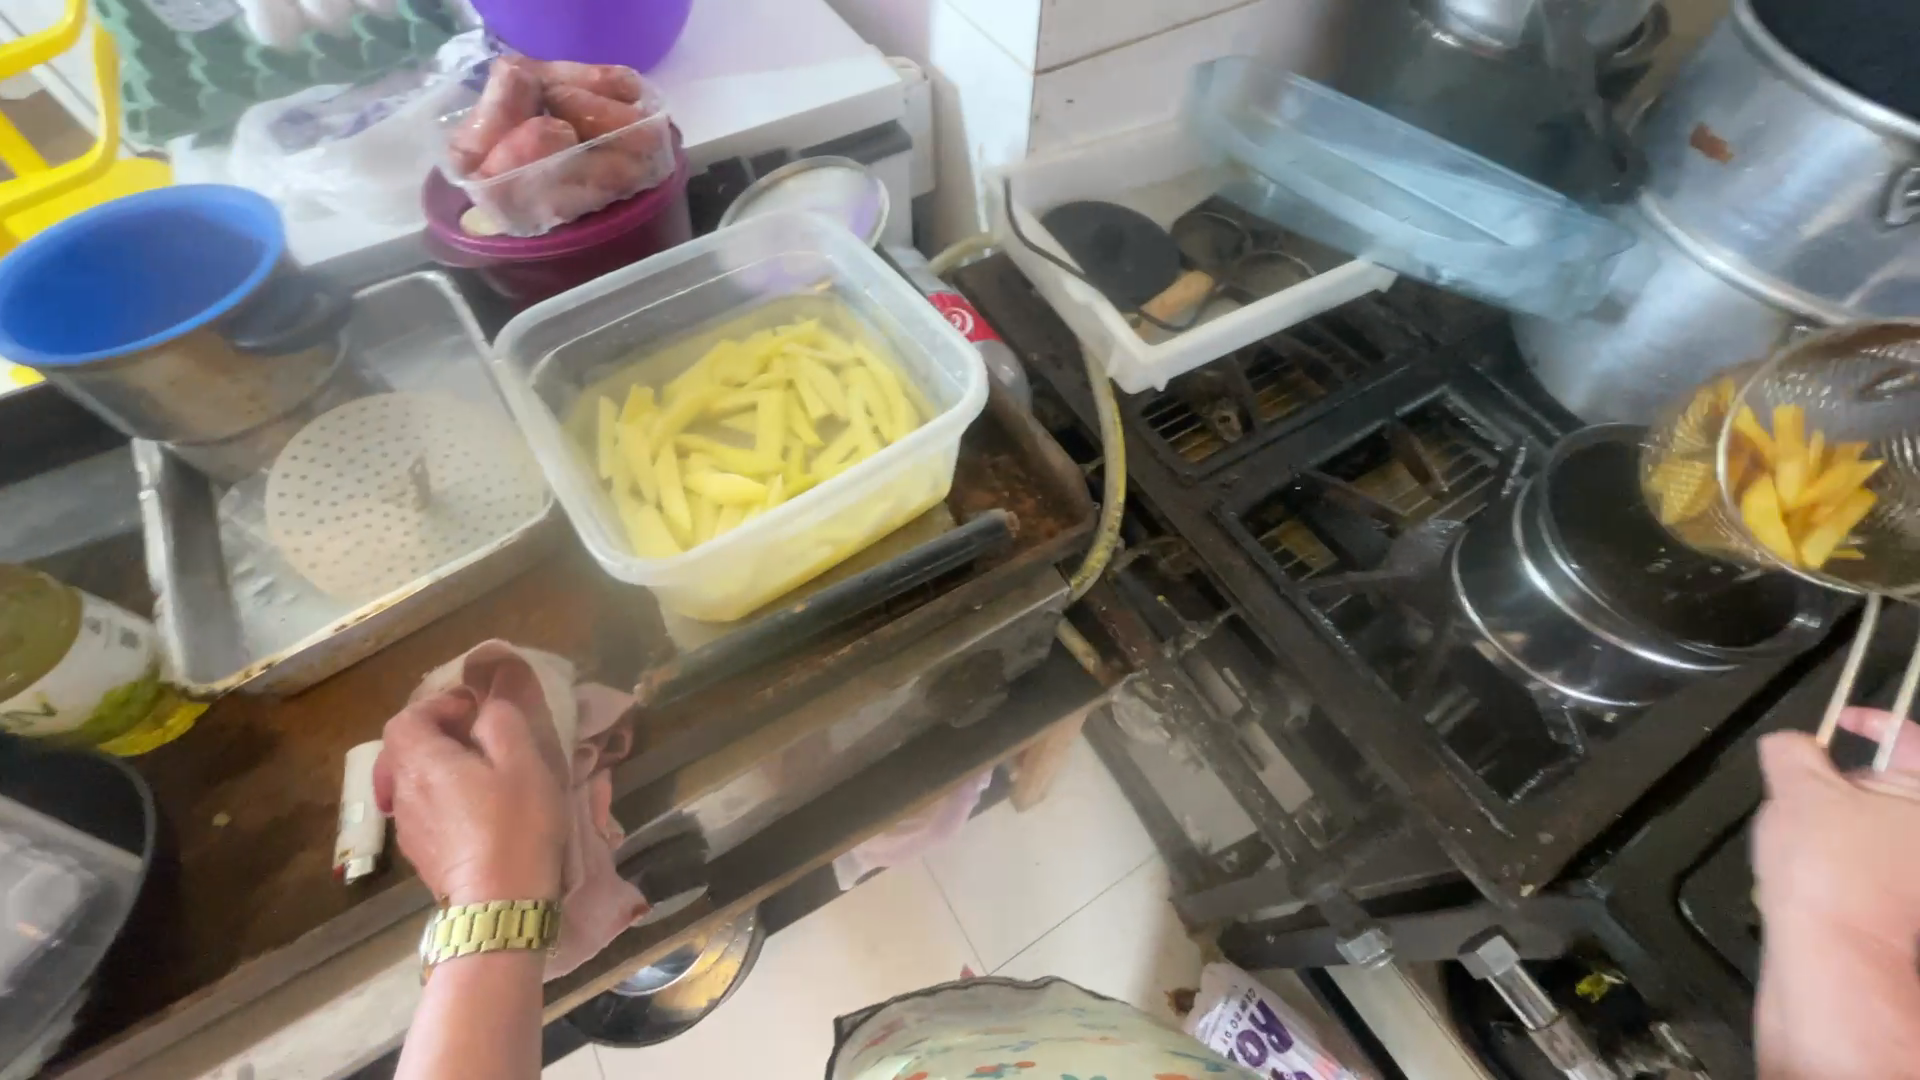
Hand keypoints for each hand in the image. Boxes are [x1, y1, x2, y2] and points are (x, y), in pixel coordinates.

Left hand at [374, 669, 568, 905]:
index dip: (438, 706)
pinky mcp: (421, 852)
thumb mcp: (524, 760)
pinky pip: (425, 808)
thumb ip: (503, 722)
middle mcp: (403, 793)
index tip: (476, 711)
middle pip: (406, 750)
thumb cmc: (516, 822)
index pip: (405, 719)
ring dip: (445, 766)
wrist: (501, 900)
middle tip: (485, 739)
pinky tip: (481, 810)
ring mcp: (408, 827)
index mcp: (424, 764)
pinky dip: (446, 795)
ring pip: (415, 780)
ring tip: (488, 774)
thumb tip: (487, 710)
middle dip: (442, 734)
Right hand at [1752, 716, 1919, 1078]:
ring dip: (1848, 811)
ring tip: (1806, 825)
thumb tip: (1795, 742)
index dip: (1875, 720)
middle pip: (1900, 781)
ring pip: (1887, 817)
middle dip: (1849, 776)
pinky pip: (1887, 850)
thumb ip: (1792, 750)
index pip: (1914, 738)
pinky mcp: (1913, 890)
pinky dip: (1856, 843)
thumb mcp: (1797, 787)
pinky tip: (1822, 857)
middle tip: (1805, 784)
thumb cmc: (1827, 858)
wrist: (1838, 942)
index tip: (1841, 720)